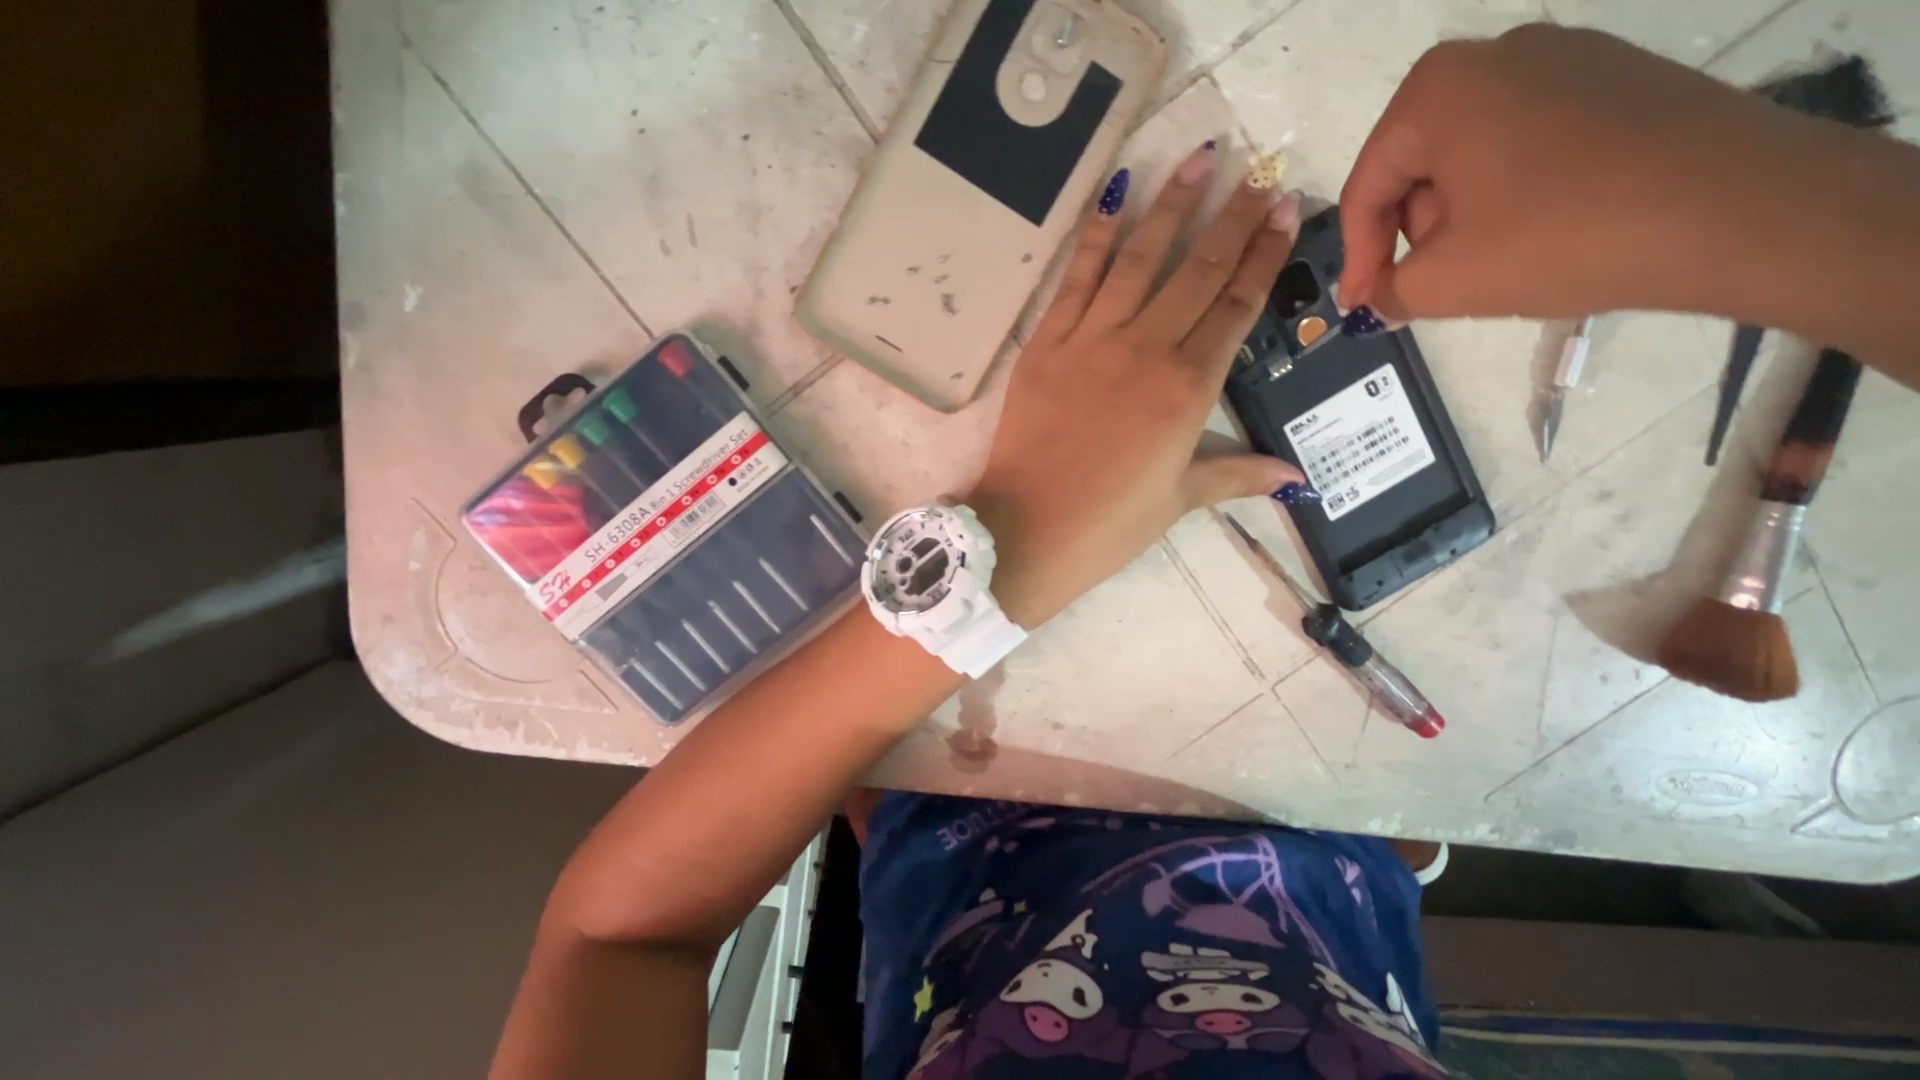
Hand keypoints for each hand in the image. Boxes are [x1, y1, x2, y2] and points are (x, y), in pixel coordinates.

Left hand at [972, 145, 1306, 626]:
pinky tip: (1115, 192)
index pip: (1237, 305)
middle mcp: (1146, 349)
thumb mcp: (1178, 500)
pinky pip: (1076, 277)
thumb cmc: (1108, 524)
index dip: (1264, 255)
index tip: (1284, 210)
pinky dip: (1096, 234)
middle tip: (1259, 170)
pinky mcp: (1047, 343)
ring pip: (1140, 258)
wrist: (1026, 531)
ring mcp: (1092, 340)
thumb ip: (1237, 475)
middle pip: (1199, 270)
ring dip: (1172, 205)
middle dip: (1233, 217)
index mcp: (1189, 389)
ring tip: (1199, 157)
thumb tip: (1298, 480)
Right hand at [1337, 25, 1819, 321]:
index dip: (1357, 258)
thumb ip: (1389, 290)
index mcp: (1437, 91)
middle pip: (1419, 163)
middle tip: (1433, 286)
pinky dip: (1517, 190)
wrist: (1739, 208)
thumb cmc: (1563, 237)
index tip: (1361, 306)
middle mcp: (1495, 54)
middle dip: (1416, 231)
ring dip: (1465, 214)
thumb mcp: (1448, 282)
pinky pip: (1532, 139)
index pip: (1367, 187)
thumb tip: (1380, 295)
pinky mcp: (1618, 76)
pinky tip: (1543, 232)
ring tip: (1494, 263)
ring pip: (1474, 152)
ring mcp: (1566, 57)